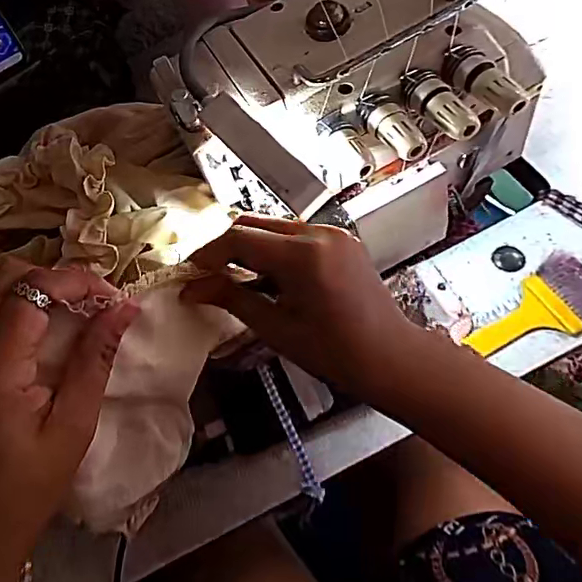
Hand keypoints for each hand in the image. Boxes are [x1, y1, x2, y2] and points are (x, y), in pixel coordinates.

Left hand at [0, 256, 139, 581]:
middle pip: (4, 274)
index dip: (78, 281)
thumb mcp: (74, 427)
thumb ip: (96, 359)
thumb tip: (124, 307)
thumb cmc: (25, 489)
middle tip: (85, 305)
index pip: (35, 288)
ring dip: (12, 283)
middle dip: (52, 279)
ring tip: (44, 308)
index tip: (110, 298)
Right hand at [181, 213, 436, 393]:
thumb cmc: (337, 352)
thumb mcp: (277, 328)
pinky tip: (268, 279)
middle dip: (227, 246)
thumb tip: (194, 289)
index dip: (209, 253)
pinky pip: (297, 235)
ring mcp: (334, 234)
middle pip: (256, 224)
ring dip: (250, 247)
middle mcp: (320, 233)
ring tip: (235, 279)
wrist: (391, 357)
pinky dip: (275, 250)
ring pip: (275, 227)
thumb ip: (233, 299)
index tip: (191, 271)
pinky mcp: (342, 240)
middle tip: (207, 274)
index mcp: (304, 255)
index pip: (240, 238)